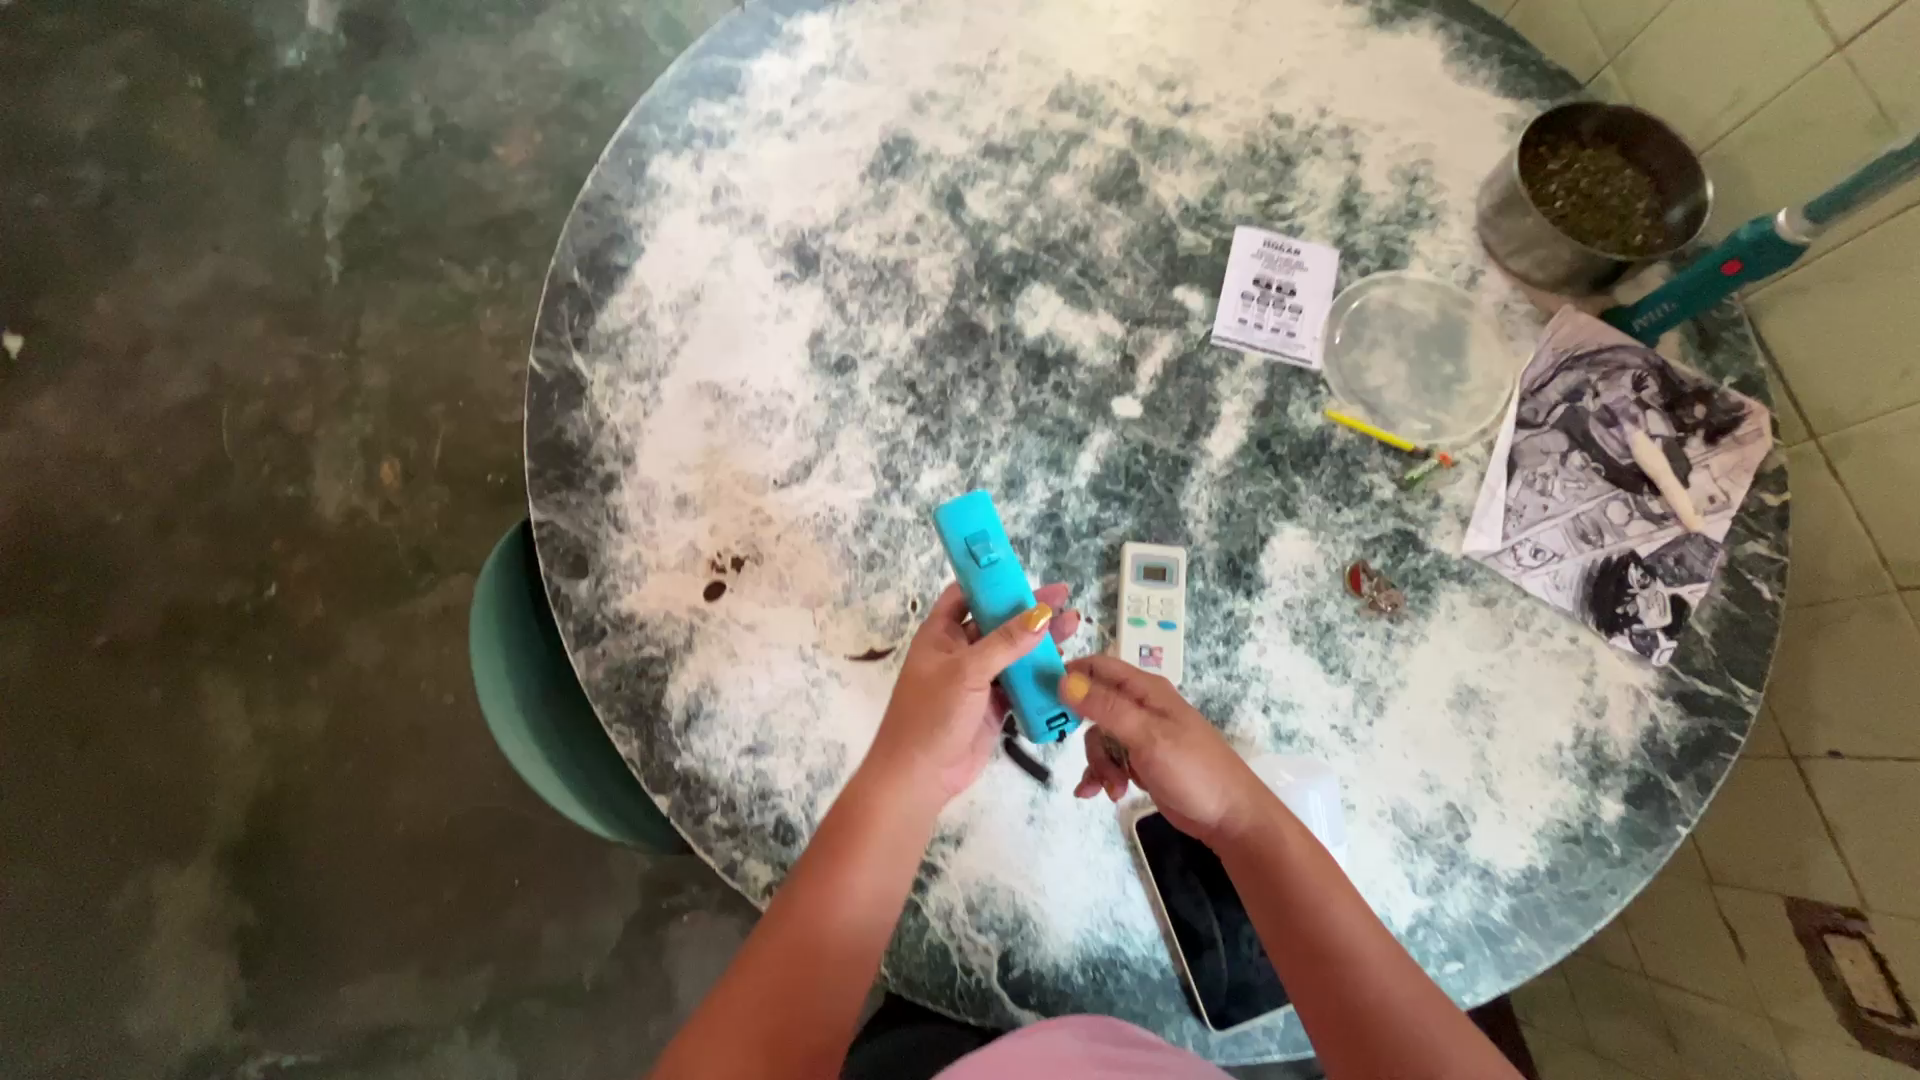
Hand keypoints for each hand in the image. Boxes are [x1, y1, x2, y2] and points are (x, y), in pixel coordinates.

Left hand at [864, 583, 1081, 803]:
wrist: (920, 776)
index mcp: (940, 634)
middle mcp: (959, 651)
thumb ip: (1006, 642)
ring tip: (1073, 626)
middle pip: (998, 623)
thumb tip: (1041, 614)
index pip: (966, 595)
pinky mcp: (993, 705)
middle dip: (1029, 612)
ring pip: (1013, 653)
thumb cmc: (931, 714)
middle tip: (1065, 599)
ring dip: (1040, 643)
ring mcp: (977, 679)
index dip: (993, 581)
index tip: (1025, 574)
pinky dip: (1040, 675)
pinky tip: (1066, 666)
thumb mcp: (967, 671)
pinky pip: (1020, 683)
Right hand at [1064, 656, 1272, 844]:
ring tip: (1112, 787)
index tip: (1041, 695)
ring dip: (1097, 763)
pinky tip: (1099, 794)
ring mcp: (1141, 735)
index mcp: (1145, 690)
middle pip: (1092, 706)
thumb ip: (1105, 707)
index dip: (1069, 674)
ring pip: (1098, 738)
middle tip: (1077, 752)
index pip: (1098, 666)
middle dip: (1084, 733)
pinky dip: (1101, 776)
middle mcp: (1141, 707)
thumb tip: (1063, 680)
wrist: (1230, 818)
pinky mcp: (1140, 761)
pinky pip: (1109, 761)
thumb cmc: (1194, 770)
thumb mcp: (1147, 736)